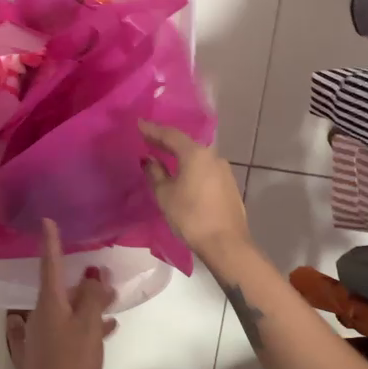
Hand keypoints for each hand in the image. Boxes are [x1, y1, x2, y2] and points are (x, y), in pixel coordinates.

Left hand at [8, 219, 116, 368]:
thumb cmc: (70, 368)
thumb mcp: (87, 329)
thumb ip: (92, 300)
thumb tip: (93, 275)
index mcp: (48, 305)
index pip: (50, 265)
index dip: (51, 242)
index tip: (47, 220)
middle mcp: (38, 317)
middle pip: (59, 291)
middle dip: (81, 281)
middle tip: (102, 273)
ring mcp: (38, 339)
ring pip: (65, 312)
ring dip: (86, 305)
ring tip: (111, 304)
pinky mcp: (43, 359)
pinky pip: (65, 333)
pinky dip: (82, 327)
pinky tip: (102, 332)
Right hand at [140, 120, 249, 258]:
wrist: (226, 243)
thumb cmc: (190, 216)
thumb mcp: (165, 195)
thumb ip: (155, 173)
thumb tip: (149, 159)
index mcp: (196, 154)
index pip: (170, 135)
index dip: (153, 130)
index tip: (139, 125)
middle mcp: (213, 156)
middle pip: (186, 144)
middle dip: (167, 142)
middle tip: (149, 140)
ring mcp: (224, 171)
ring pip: (197, 157)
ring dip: (180, 156)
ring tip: (164, 158)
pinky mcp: (229, 185)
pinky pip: (205, 169)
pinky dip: (191, 168)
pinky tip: (182, 175)